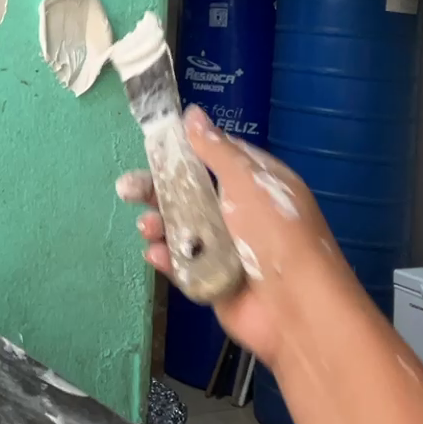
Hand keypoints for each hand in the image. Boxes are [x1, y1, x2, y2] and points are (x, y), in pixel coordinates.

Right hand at [118, 104, 360, 375]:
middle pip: (190, 192)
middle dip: (157, 189)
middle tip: (126, 188)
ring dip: (159, 223)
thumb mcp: (246, 181)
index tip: (153, 145)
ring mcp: (226, 247)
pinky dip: (166, 256)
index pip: (216, 157)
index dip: (185, 150)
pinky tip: (154, 253)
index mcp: (256, 183)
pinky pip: (182, 262)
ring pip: (181, 227)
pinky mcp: (213, 279)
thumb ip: (215, 149)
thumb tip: (192, 113)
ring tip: (146, 227)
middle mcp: (240, 211)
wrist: (296, 310)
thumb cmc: (274, 234)